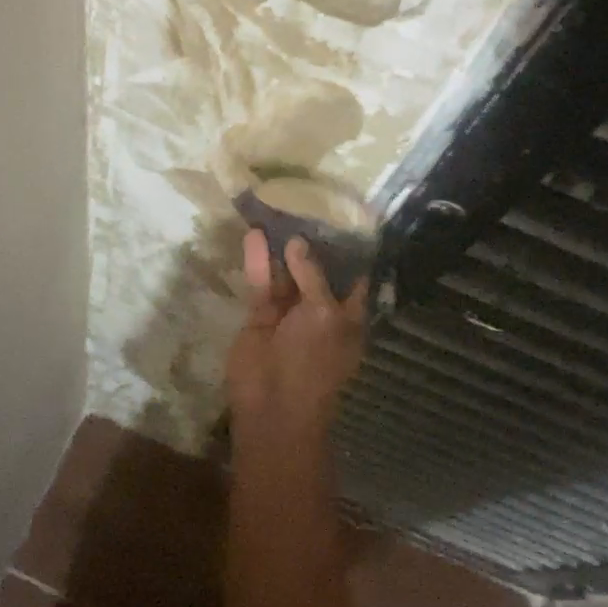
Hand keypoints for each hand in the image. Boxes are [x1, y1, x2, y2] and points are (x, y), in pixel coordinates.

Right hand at [225, 229, 367, 441]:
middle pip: (317, 269)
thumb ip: (311, 275)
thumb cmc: (312, 361)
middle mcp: (321, 310)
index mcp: (348, 316)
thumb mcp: (323, 315)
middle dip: (310, 241)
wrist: (272, 406)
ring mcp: (289, 313)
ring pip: (286, 272)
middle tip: (303, 200)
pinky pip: (262, 281)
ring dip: (281, 246)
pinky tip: (254, 232)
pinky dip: (258, 259)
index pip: (353, 275)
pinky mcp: (261, 314)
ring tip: (275, 209)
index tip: (342, 215)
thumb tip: (298, 242)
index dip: (349, 248)